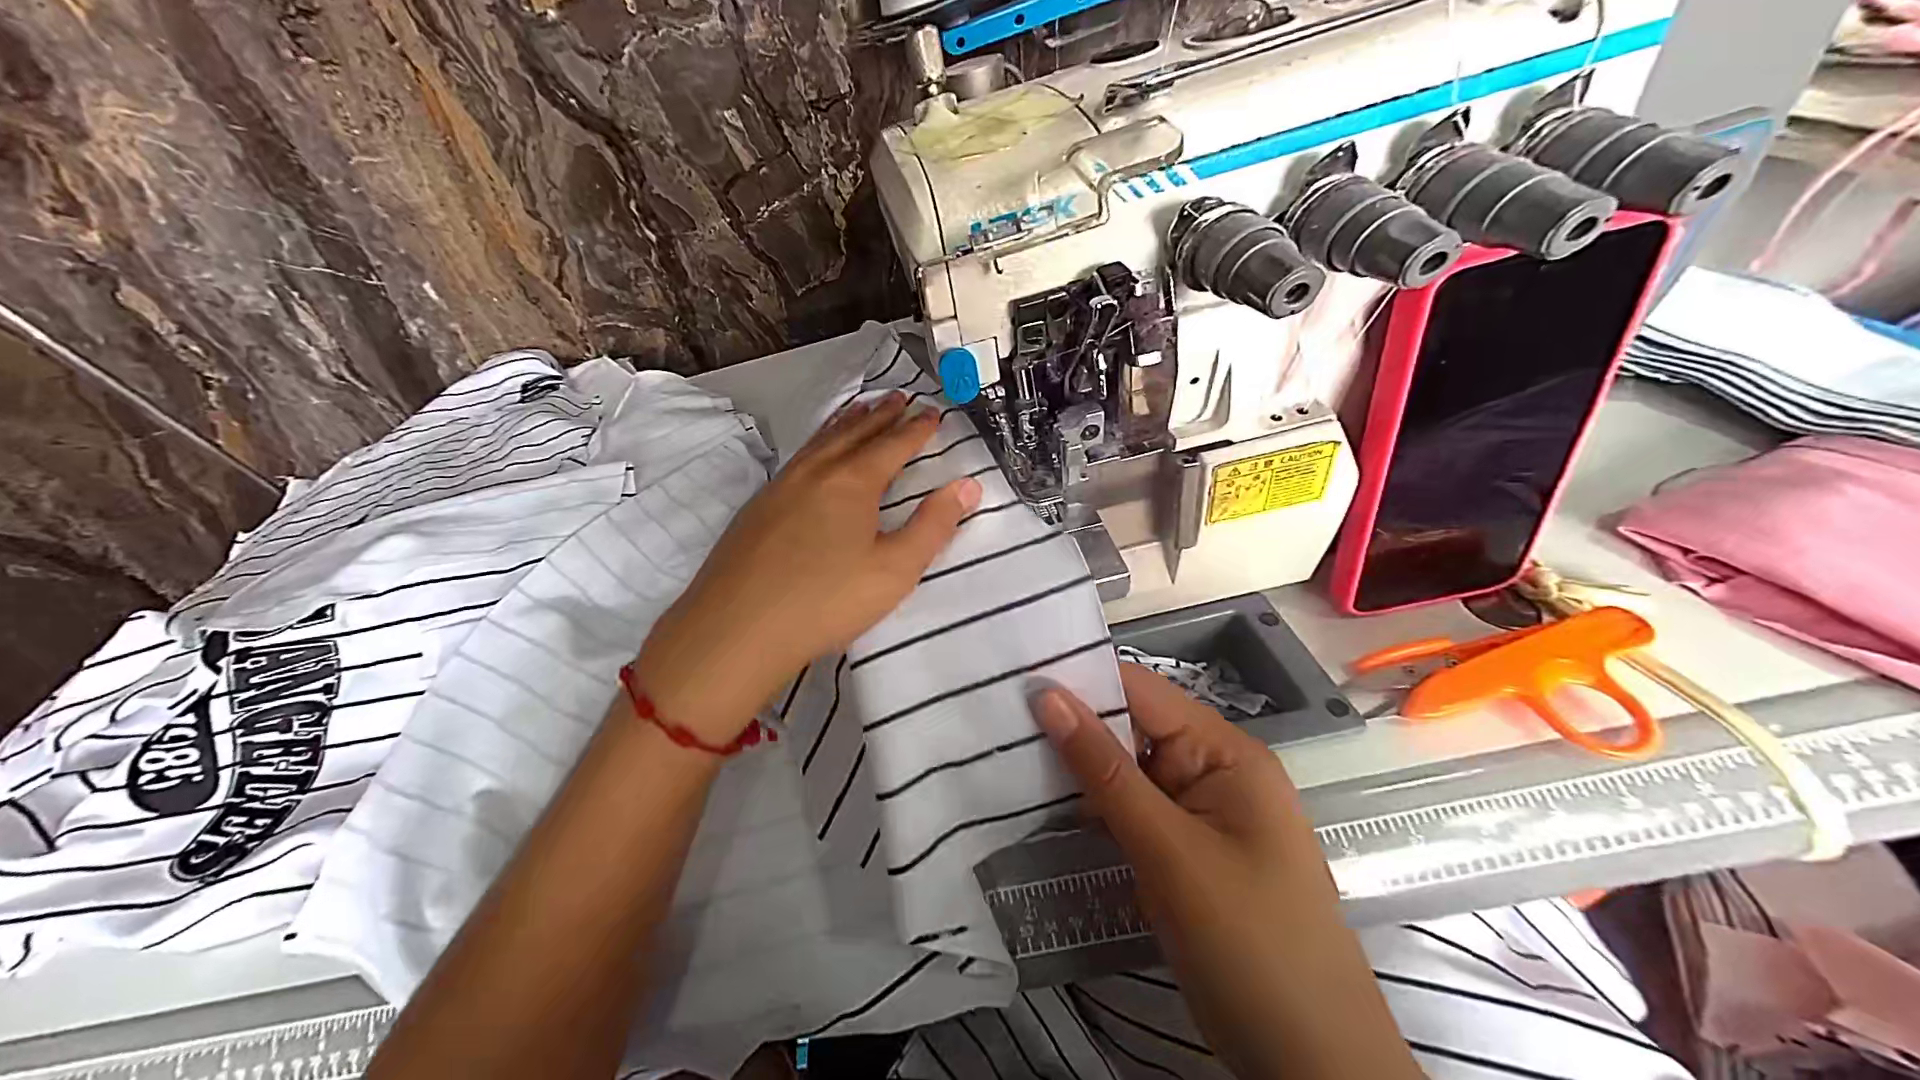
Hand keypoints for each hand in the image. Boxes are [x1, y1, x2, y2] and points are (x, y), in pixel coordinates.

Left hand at [635, 392, 981, 741]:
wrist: (736, 629)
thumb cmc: (826, 601)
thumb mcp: (895, 570)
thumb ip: (934, 526)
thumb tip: (967, 485)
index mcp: (852, 483)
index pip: (892, 445)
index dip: (916, 429)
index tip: (933, 413)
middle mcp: (815, 473)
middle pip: (853, 433)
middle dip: (881, 415)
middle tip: (899, 397)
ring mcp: (780, 487)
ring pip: (819, 442)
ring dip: (845, 422)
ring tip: (860, 408)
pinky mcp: (756, 508)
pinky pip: (797, 458)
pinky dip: (817, 443)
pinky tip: (814, 456)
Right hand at [1031, 665, 1422, 1079]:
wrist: (1310, 1060)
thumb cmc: (1249, 942)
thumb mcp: (1170, 851)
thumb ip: (1105, 772)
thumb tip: (1048, 696)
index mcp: (1225, 752)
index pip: (1142, 692)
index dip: (1081, 682)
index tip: (1014, 681)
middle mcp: (1212, 771)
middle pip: (1131, 729)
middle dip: (1071, 726)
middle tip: (994, 722)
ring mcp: (1197, 814)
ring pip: (1125, 772)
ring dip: (1075, 769)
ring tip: (1002, 755)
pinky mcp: (1182, 852)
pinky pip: (1130, 811)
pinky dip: (1092, 808)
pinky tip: (1041, 805)